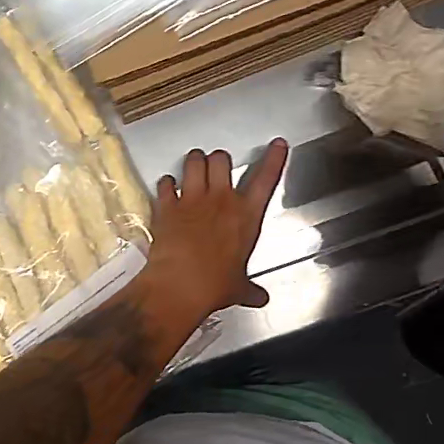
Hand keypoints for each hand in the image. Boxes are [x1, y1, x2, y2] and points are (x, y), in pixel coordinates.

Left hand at [142, 140, 288, 320]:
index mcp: (246, 215)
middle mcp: (220, 200)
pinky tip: (167, 187)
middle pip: (222, 159)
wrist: (179, 286)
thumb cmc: (215, 286)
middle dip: (219, 160)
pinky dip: (166, 183)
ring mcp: (191, 199)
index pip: (266, 178)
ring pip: (194, 161)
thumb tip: (259, 299)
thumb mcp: (239, 288)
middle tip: (216, 167)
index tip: (277, 144)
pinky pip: (165, 183)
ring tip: (193, 167)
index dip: (274, 158)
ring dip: (194, 162)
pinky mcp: (167, 205)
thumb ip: (250, 289)